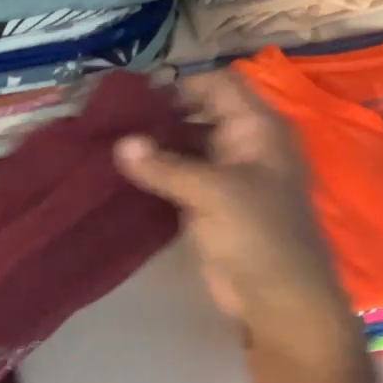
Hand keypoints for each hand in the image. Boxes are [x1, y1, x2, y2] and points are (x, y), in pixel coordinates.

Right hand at [113, 70, 359, 367]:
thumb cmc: (258, 235)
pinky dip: (153, 177)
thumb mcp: (213, 193)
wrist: (276, 297)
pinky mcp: (207, 207)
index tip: (133, 99)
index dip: (179, 86)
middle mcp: (242, 145)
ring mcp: (224, 178)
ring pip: (184, 149)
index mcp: (257, 129)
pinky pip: (177, 180)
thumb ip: (165, 166)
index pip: (217, 85)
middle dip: (158, 117)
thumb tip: (120, 144)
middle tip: (110, 124)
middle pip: (197, 115)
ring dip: (151, 149)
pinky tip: (121, 178)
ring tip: (107, 147)